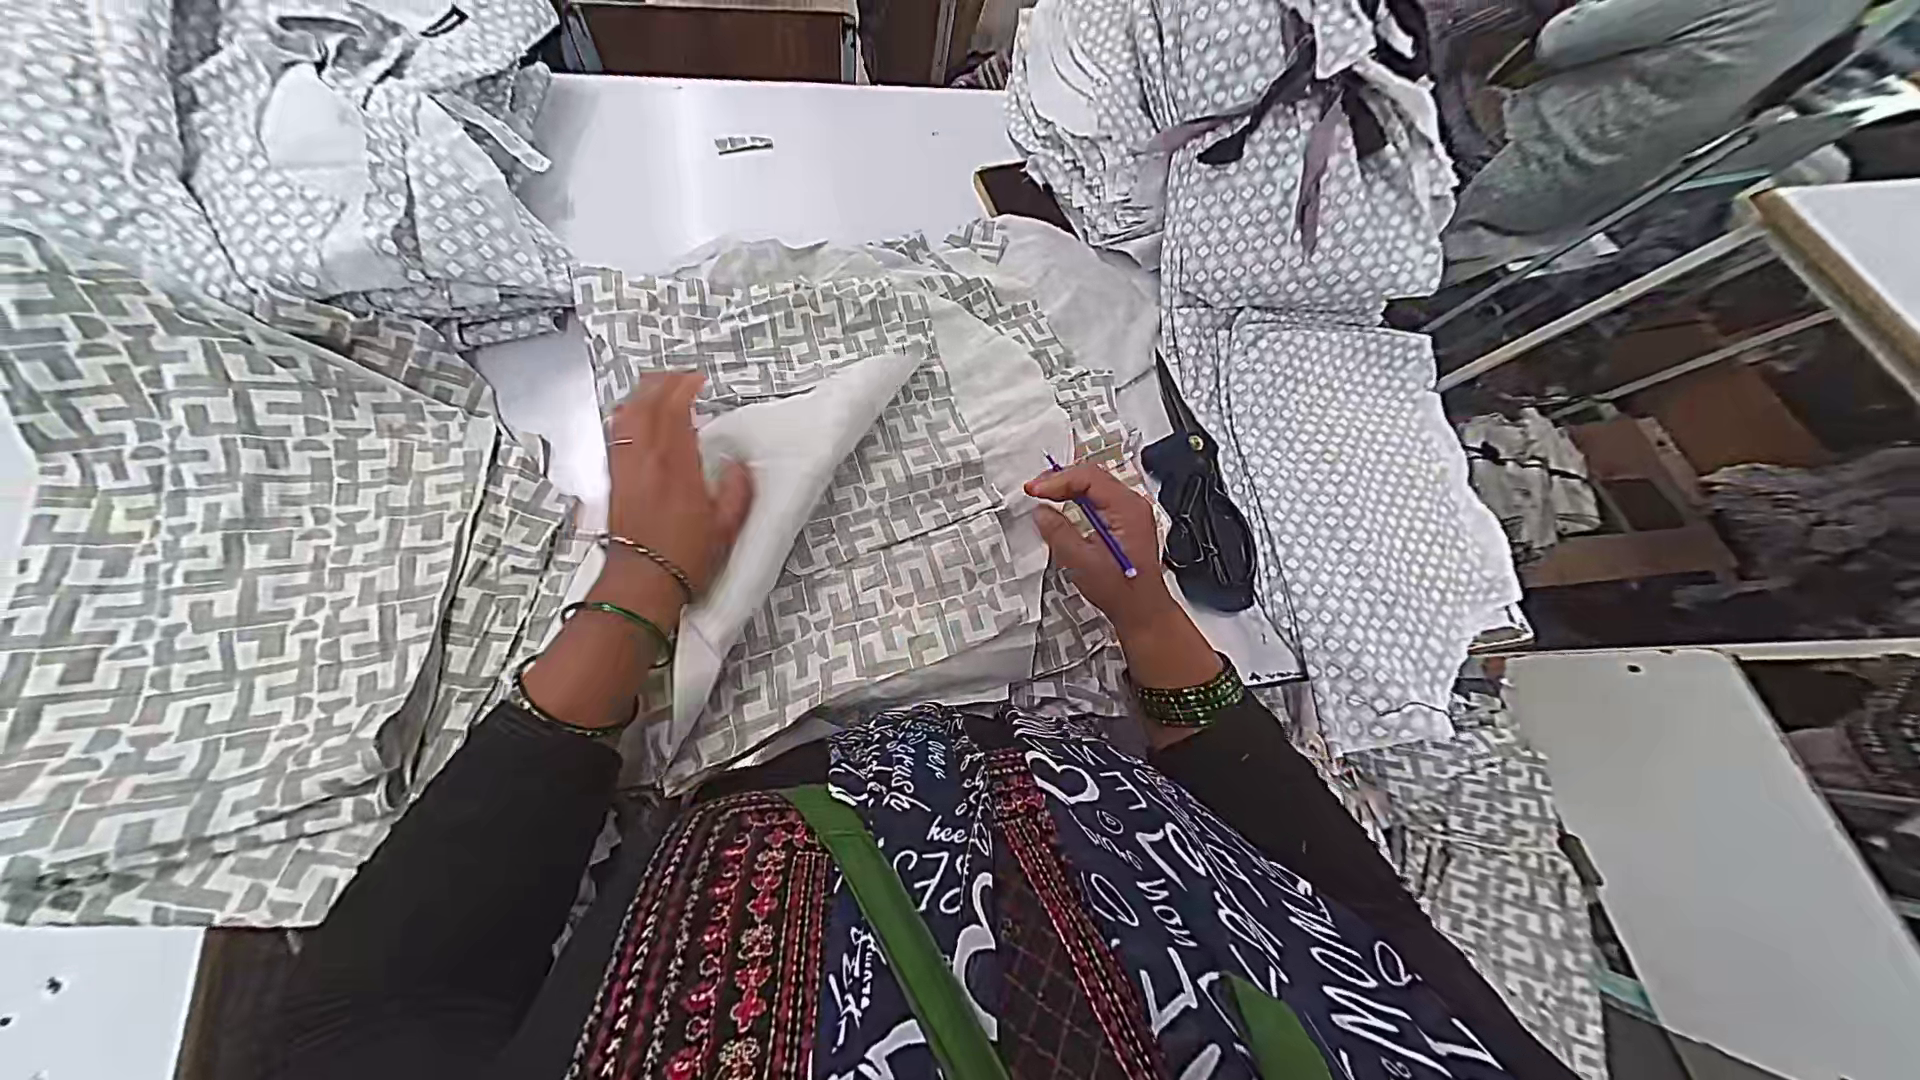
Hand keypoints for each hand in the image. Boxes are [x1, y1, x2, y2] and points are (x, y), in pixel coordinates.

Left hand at [601, 372, 752, 615]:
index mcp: (676, 468)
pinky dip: (627, 417)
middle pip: (645, 405)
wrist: (642, 582)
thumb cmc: (684, 557)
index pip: (674, 411)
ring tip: (659, 391)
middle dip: (661, 384)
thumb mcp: (726, 528)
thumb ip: (736, 491)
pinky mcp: (613, 480)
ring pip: (625, 416)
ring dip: (642, 396)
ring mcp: (625, 468)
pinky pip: (616, 434)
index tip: (698, 380)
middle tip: (680, 378)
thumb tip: (735, 466)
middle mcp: (645, 461)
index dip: (684, 388)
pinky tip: (636, 419)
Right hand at [1024, 462, 1178, 632]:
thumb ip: (1058, 532)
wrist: (1140, 608)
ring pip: (1094, 485)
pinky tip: (1062, 503)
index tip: (1035, 490)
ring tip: (1043, 493)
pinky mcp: (1124, 521)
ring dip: (1066, 487)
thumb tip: (1041, 512)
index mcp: (1126, 509)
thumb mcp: (1080, 561)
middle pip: (1092, 476)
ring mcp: (1130, 512)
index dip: (1057, 481)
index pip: (1088, 478)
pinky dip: (1076, 498)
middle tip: (1035, 489)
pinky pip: (1097, 498)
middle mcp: (1132, 505)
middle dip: (1060, 480)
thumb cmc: (1120, 589)